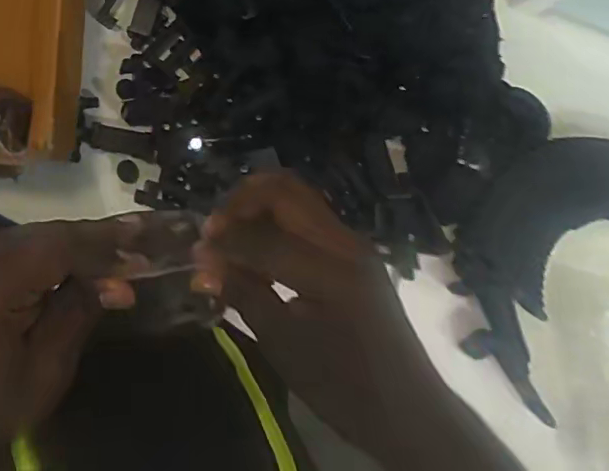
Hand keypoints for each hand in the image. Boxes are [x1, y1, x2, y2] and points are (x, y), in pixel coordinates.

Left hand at [0, 220, 125, 470]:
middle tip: (146, 234)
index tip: (146, 252)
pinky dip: (67, 249)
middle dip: (100, 238)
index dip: (105, 249)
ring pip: (47, 234)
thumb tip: (121, 281)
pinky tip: (95, 254)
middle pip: (54, 233)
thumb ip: (78, 312)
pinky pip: (35, 244)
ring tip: (131, 241)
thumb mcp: (47, 365)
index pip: (61, 247)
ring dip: (86, 240)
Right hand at [192, 172, 523, 470]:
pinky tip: (257, 247)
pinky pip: (305, 212)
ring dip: (256, 205)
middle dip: (239, 203)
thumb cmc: (344, 388)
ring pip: (294, 195)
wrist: (412, 416)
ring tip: (233, 234)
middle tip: (216, 230)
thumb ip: (241, 293)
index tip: (196, 252)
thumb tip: (200, 263)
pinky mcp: (352, 251)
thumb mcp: (284, 345)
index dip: (223, 242)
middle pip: (281, 191)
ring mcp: (351, 244)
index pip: (262, 238)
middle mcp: (344, 245)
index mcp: (331, 273)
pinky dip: (273, 217)